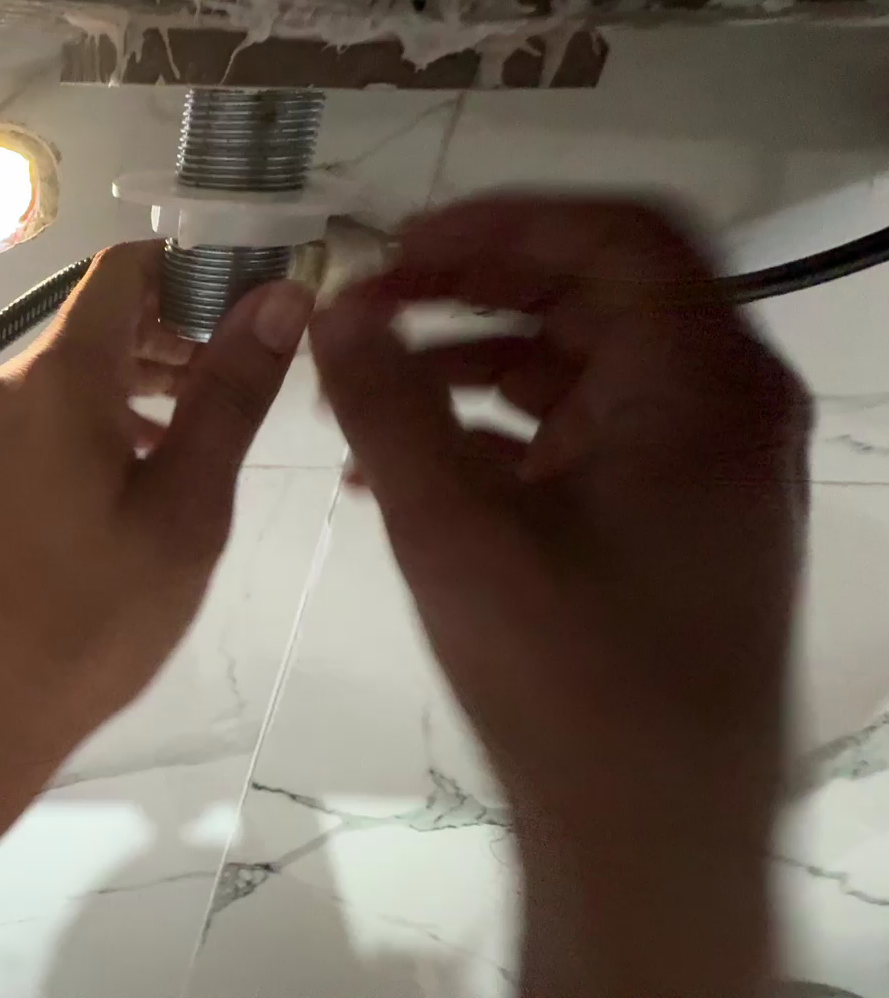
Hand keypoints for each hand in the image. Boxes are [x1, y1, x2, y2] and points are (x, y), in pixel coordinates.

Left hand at [0, 240, 316, 777]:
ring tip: (218, 413)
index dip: (196, 265)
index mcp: (57, 376)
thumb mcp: (184, 504)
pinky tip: (159, 456)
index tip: (262, 295)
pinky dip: (114, 411)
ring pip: (83, 365)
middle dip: (183, 323)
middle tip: (257, 366)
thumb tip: (279, 298)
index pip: (124, 270)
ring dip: (152, 371)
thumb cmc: (94, 613)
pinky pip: (60, 409)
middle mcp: (14, 384)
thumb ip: (228, 394)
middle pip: (105, 316)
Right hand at [309, 196, 810, 996]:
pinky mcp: (641, 510)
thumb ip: (384, 404)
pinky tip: (387, 464)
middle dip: (462, 290)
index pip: (614, 241)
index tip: (390, 247)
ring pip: (561, 366)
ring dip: (454, 361)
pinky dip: (471, 425)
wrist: (636, 814)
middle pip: (585, 296)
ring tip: (358, 388)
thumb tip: (330, 311)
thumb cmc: (557, 663)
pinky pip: (551, 432)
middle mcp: (707, 407)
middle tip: (362, 308)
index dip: (498, 224)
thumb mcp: (449, 520)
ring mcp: (677, 462)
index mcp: (694, 387)